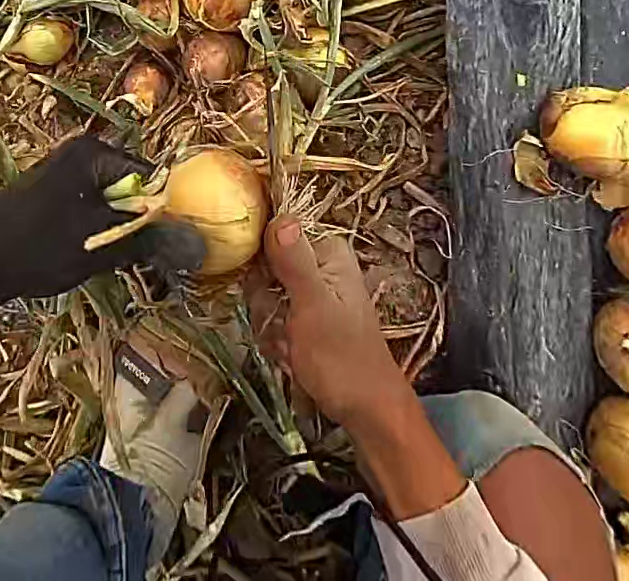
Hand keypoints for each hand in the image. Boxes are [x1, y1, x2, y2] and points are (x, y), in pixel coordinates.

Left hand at [0, 136, 204, 322]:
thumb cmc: (39, 244)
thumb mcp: (100, 244)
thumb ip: (150, 239)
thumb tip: (197, 245)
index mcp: (96, 152)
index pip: (150, 175)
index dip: (160, 208)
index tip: (164, 240)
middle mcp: (84, 152)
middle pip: (133, 185)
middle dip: (139, 219)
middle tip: (137, 250)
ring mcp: (68, 169)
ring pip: (114, 199)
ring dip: (119, 226)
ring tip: (111, 252)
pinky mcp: (57, 189)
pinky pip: (94, 204)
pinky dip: (100, 225)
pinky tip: (92, 249)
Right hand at [246, 216, 416, 432]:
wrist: (366, 411)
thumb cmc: (343, 359)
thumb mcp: (313, 305)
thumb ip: (294, 261)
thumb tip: (280, 216)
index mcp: (327, 250)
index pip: (273, 235)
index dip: (261, 264)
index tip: (266, 292)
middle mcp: (319, 264)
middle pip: (263, 268)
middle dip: (265, 303)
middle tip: (284, 327)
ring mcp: (311, 291)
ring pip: (263, 296)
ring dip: (269, 326)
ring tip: (290, 346)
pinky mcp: (304, 316)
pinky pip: (271, 318)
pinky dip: (275, 339)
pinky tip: (291, 355)